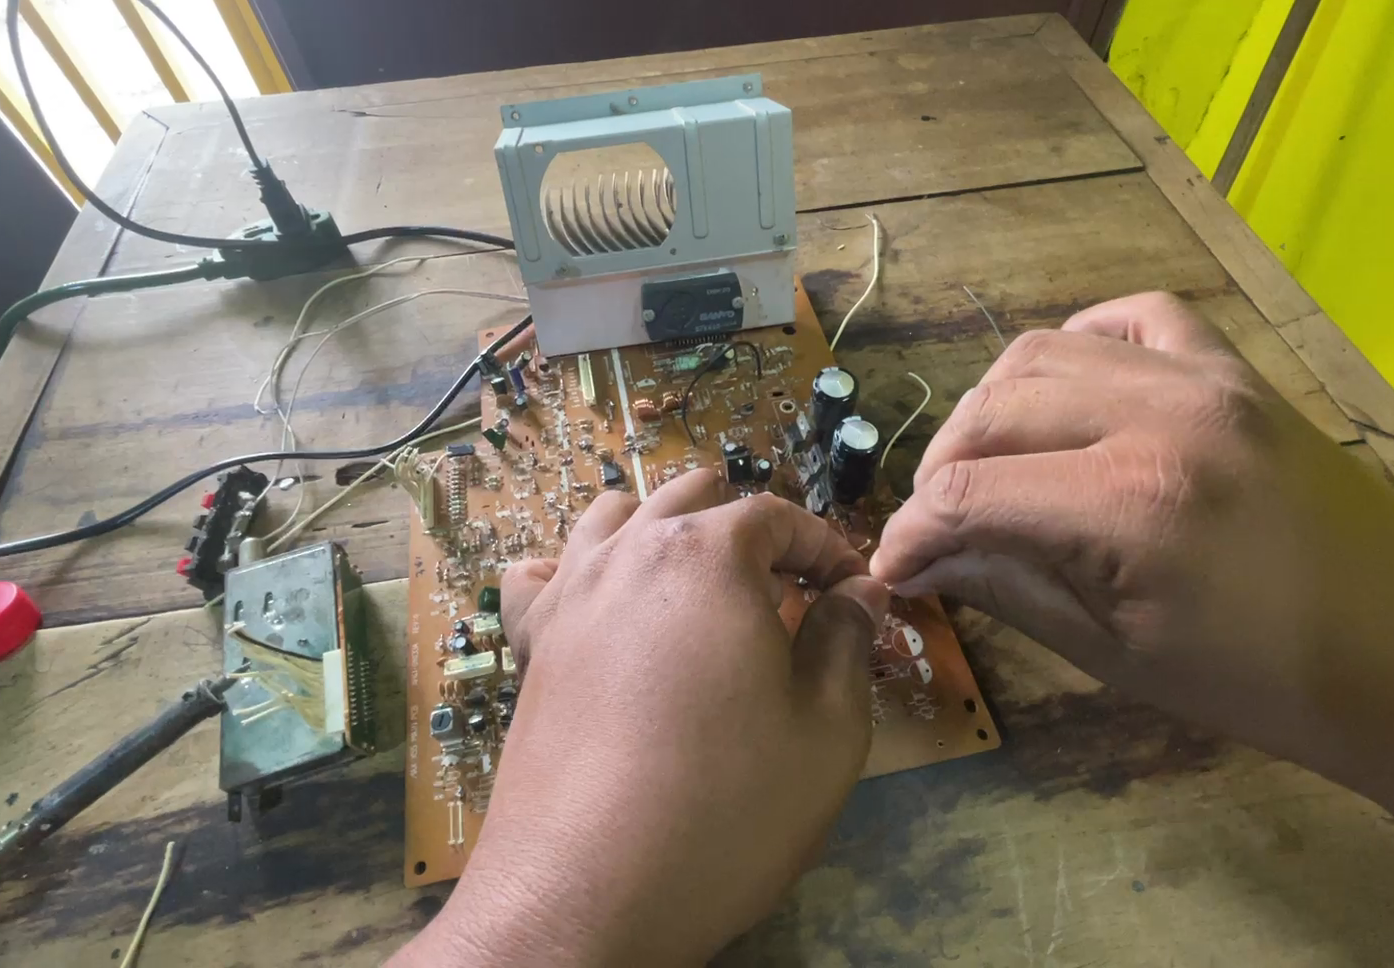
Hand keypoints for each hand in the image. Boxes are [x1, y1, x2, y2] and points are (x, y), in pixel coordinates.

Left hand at [393, 469, 888, 967]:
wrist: (584, 895)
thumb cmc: (724, 807)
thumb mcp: (826, 730)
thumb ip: (847, 639)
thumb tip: (861, 589)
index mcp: (707, 555)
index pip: (777, 516)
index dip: (826, 546)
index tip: (852, 590)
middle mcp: (631, 551)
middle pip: (695, 497)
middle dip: (750, 530)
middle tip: (784, 591)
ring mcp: (570, 590)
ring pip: (617, 514)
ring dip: (665, 529)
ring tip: (697, 584)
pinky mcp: (532, 640)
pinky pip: (541, 573)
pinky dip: (576, 569)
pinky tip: (600, 607)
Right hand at [869, 292, 1393, 964]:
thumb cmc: (1255, 682)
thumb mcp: (1106, 651)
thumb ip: (997, 586)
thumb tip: (912, 561)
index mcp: (1127, 504)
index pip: (967, 494)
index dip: (910, 530)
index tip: (891, 563)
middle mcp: (1158, 417)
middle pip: (990, 410)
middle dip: (938, 470)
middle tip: (935, 521)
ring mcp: (1206, 380)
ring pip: (1041, 354)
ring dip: (990, 408)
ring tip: (988, 460)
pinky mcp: (1238, 372)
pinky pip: (1135, 319)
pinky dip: (1079, 345)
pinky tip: (1067, 390)